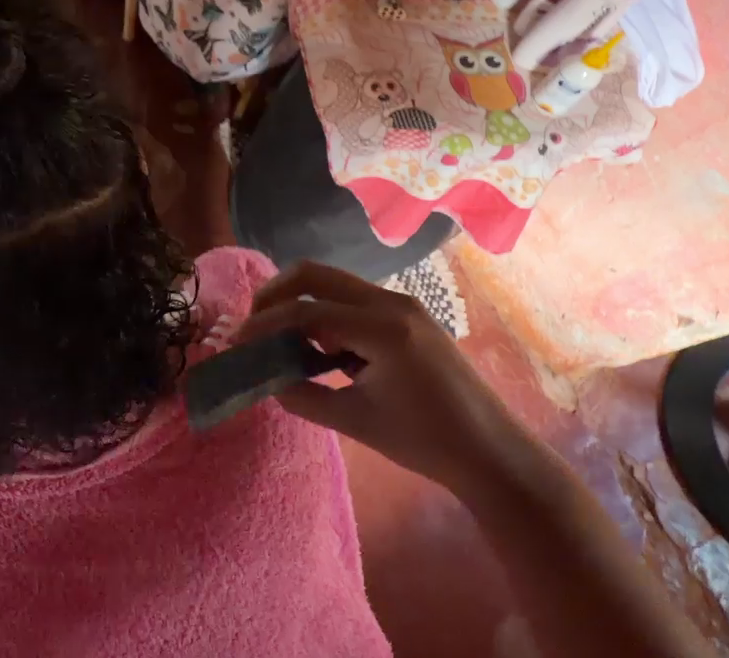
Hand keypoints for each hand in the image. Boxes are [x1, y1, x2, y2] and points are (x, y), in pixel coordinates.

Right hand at [235, 261, 543, 496]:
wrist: (493, 453)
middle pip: (315, 274)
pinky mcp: (409, 315)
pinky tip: (320, 349)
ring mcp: (404, 305)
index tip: (236, 342)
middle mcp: (392, 303)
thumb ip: (302, 395)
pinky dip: (326, 313)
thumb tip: (265, 378)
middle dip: (275, 295)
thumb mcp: (354, 421)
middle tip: (253, 326)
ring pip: (333, 284)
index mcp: (382, 328)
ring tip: (282, 342)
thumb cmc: (425, 442)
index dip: (264, 324)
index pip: (306, 310)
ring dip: (301, 303)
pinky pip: (353, 299)